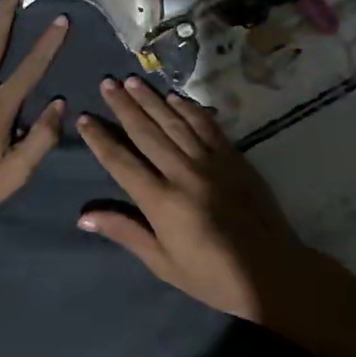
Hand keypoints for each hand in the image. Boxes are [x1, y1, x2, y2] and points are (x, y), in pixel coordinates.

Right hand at [77, 77, 315, 323]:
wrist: (271, 271)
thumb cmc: (211, 276)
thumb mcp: (163, 263)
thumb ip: (126, 232)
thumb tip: (84, 216)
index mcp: (162, 202)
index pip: (122, 162)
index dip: (101, 139)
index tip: (85, 118)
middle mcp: (183, 173)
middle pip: (146, 132)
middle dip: (124, 106)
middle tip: (106, 84)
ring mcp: (212, 162)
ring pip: (175, 122)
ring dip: (152, 100)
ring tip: (132, 81)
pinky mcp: (234, 158)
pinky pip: (207, 126)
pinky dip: (189, 109)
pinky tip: (174, 97)